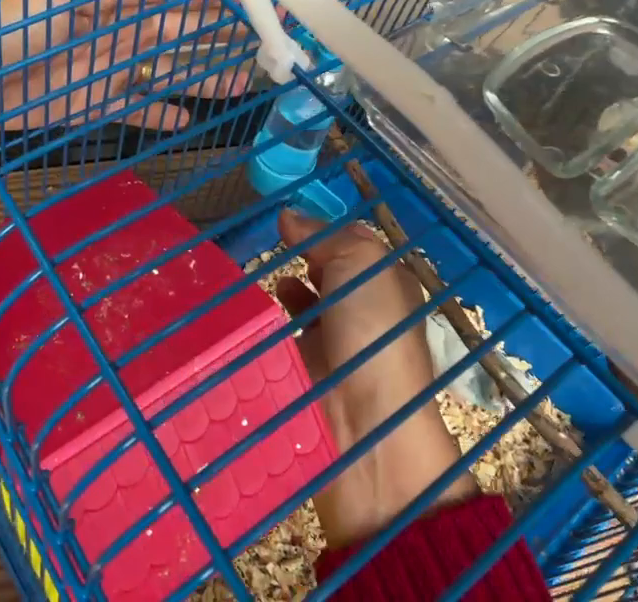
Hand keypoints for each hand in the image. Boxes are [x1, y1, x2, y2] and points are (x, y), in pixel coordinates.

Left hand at [0, 0, 253, 142]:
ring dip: (199, 75)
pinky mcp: (87, 105)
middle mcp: (109, 27)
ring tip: (242, 81)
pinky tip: (187, 119)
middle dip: (217, 33)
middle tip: (264, 39)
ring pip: (162, 70)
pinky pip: (131, 108)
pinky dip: (158, 113)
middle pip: (174, 30)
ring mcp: (100, 68)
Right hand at [271, 211, 476, 550]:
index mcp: (386, 283)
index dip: (321, 227)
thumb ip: (325, 235)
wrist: (364, 422)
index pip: (351, 244)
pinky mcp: (304, 365)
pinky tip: (251, 308)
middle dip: (298, 254)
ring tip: (254, 270)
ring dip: (281, 284)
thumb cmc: (373, 332)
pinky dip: (267, 318)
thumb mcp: (361, 264)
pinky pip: (282, 331)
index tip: (282, 215)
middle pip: (325, 269)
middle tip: (262, 237)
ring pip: (302, 299)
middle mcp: (362, 308)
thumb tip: (289, 216)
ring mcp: (332, 338)